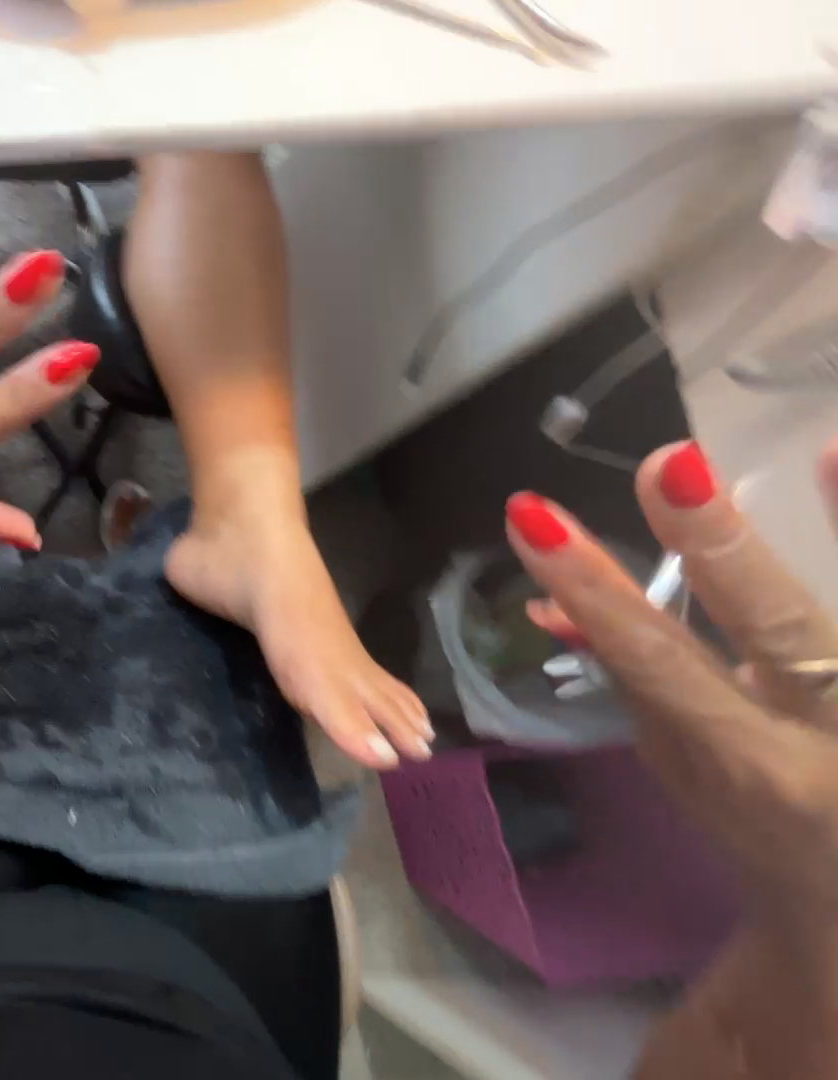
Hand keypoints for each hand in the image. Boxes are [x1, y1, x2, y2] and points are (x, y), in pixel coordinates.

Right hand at [506, 439, 837, 941]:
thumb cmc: (765, 829)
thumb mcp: (684, 767)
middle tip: (670, 466)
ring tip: (820, 448)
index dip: (594, 590)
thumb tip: (552, 606)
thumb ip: (634, 680)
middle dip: (714, 546)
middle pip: (774, 628)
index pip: (654, 660)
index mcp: (750, 764)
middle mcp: (836, 738)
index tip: (535, 520)